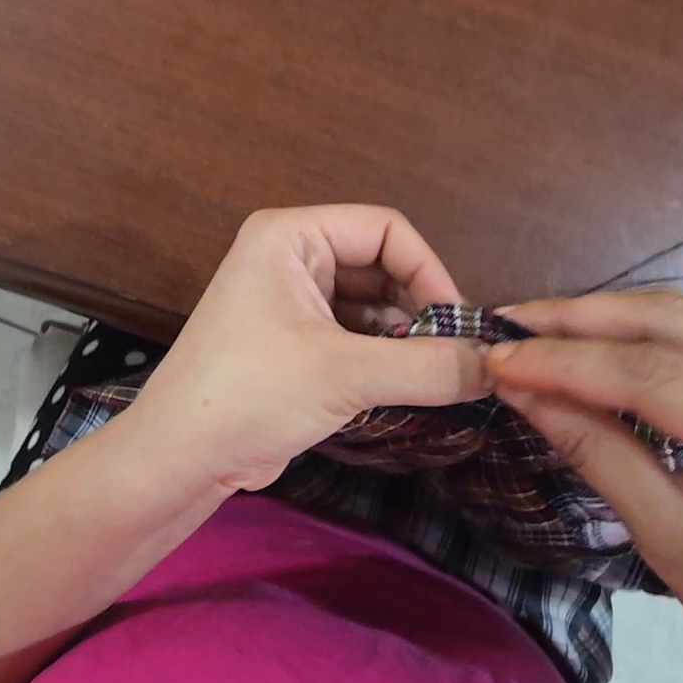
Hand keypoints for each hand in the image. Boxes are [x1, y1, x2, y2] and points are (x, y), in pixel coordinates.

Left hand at [127, 205, 492, 493]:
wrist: (183, 453)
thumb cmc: (253, 392)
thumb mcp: (346, 375)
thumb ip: (428, 367)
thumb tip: (498, 365)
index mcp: (290, 235)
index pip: (384, 228)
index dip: (429, 271)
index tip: (459, 327)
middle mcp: (288, 256)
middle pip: (379, 264)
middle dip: (417, 308)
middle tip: (452, 358)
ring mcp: (288, 298)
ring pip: (369, 302)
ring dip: (402, 336)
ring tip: (432, 377)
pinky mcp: (291, 339)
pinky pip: (352, 332)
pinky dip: (382, 355)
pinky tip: (404, 386)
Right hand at [492, 291, 682, 682]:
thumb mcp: (674, 543)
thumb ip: (595, 452)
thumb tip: (514, 384)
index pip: (668, 378)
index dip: (569, 362)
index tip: (496, 358)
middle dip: (580, 320)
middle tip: (507, 326)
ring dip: (606, 317)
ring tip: (537, 329)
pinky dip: (642, 331)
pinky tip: (595, 339)